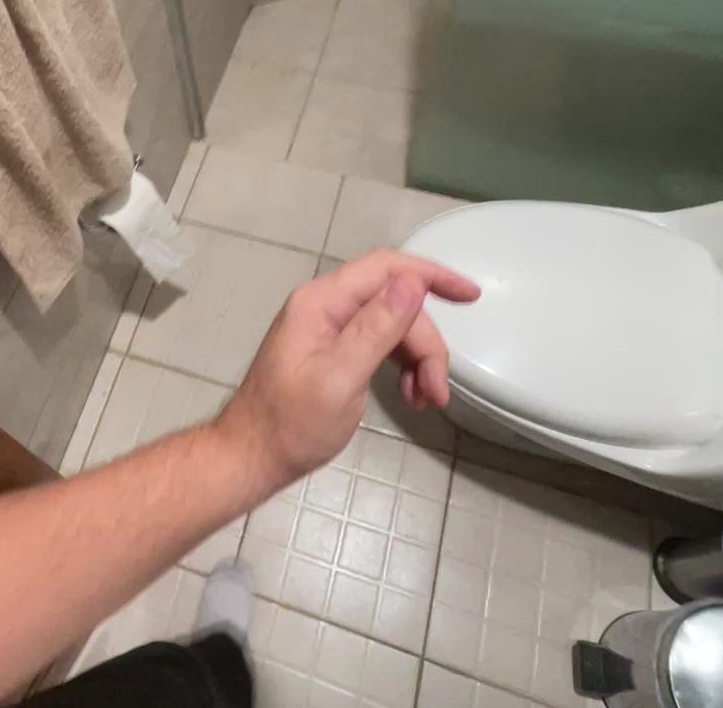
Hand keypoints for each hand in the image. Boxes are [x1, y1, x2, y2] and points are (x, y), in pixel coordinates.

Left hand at [212, 248, 479, 493]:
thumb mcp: (340, 378)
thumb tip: (412, 282)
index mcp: (321, 301)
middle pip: (393, 302)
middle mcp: (324, 304)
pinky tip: (411, 396)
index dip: (430, 274)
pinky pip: (378, 343)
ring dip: (416, 358)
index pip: (385, 267)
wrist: (252, 455)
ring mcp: (327, 326)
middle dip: (424, 342)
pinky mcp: (331, 348)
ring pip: (390, 324)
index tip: (470, 295)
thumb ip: (376, 328)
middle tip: (438, 390)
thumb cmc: (292, 423)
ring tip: (427, 400)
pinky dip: (400, 366)